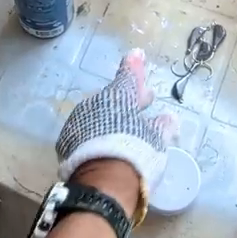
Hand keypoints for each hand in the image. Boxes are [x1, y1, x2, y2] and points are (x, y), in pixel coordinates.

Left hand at [55, 49, 174, 211]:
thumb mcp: (156, 141)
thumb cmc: (135, 154)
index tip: (136, 54)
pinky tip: (102, 144)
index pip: (128, 76)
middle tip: (143, 100)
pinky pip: (85, 131)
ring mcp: (79, 121)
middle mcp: (96, 103)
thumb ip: (161, 127)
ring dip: (110, 118)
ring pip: (98, 114)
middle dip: (128, 99)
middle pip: (114, 98)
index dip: (134, 66)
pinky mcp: (67, 141)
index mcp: (119, 97)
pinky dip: (95, 133)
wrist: (102, 183)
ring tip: (123, 128)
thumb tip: (169, 117)